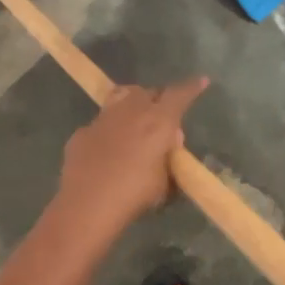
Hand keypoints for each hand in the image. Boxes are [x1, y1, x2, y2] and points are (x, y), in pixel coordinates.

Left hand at [57, 78, 208, 229]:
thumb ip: (168, 159)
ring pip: (121, 98)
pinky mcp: (82, 132)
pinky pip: (101, 123)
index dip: (192, 88)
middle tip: (162, 115)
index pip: (179, 95)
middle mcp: (130, 111)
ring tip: (135, 119)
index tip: (201, 81)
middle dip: (158, 99)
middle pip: (147, 92)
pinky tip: (108, 148)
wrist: (87, 203)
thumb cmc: (134, 194)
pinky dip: (109, 130)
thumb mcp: (163, 182)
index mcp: (158, 121)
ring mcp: (102, 119)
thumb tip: (168, 144)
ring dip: (132, 104)